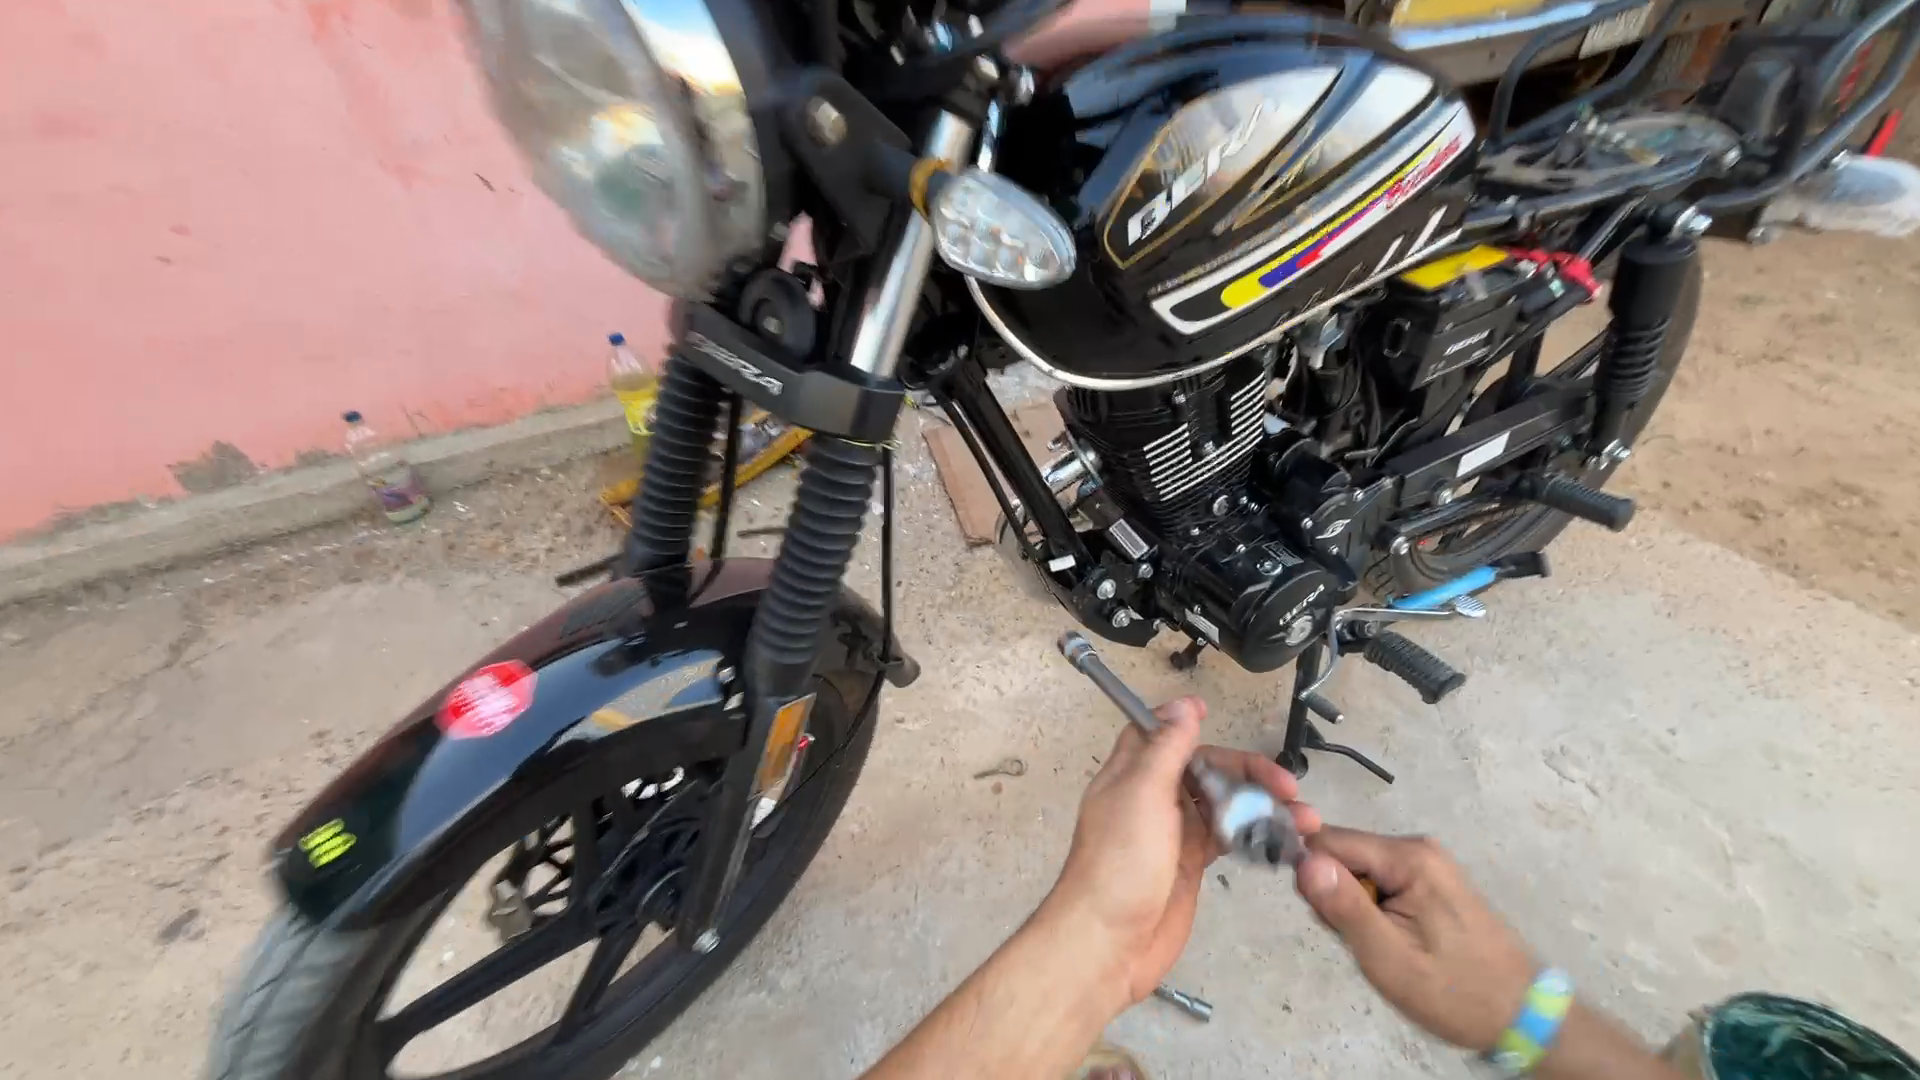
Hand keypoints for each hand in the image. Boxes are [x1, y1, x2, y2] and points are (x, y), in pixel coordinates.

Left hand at [1041, 696, 1319, 1005]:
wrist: (1110, 941)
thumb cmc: (1121, 861)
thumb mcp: (1142, 794)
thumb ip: (1165, 749)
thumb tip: (1183, 706)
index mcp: (1132, 773)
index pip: (1158, 734)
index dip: (1182, 721)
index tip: (1212, 712)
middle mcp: (1152, 797)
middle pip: (1202, 768)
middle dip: (1244, 770)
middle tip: (1288, 785)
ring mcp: (1172, 831)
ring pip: (1220, 803)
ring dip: (1259, 804)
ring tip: (1302, 817)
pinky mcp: (1190, 863)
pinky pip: (1226, 837)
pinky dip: (1253, 834)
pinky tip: (1283, 838)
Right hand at [1295, 827, 1536, 1051]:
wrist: (1529, 1020)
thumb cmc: (1457, 994)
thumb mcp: (1391, 960)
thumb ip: (1345, 907)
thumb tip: (1302, 860)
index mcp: (1407, 857)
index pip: (1325, 841)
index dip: (1312, 876)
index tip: (1328, 919)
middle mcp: (1415, 846)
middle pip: (1340, 853)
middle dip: (1336, 895)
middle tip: (1361, 941)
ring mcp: (1425, 861)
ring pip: (1356, 868)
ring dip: (1354, 905)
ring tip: (1382, 945)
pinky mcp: (1430, 877)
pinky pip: (1378, 879)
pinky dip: (1373, 907)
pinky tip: (1394, 937)